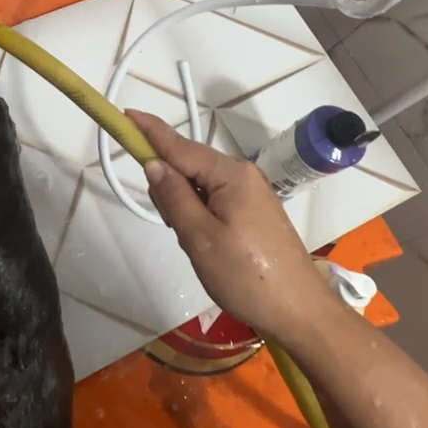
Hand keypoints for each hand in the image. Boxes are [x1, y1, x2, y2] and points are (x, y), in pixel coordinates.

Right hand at [129, 110, 332, 340]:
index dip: (150, 131)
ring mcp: (251, 193)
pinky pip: (215, 199)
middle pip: (189, 165)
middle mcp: (242, 175)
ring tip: (195, 244)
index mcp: (230, 175)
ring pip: (201, 185)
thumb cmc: (247, 277)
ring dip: (186, 205)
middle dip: (170, 186)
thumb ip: (174, 197)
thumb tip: (153, 164)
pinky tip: (206, 243)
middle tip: (175, 227)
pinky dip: (200, 214)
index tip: (125, 114)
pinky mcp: (255, 212)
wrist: (302, 313)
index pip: (180, 146)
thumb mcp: (200, 239)